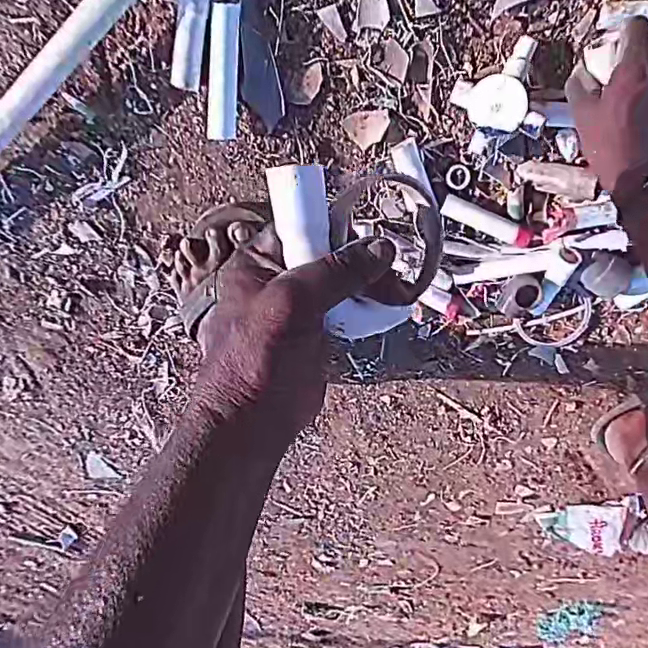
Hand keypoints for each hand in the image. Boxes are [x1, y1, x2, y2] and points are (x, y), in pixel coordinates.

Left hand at [193, 228, 395, 438]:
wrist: (253, 422)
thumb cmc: (251, 363)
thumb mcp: (291, 302)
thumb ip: (335, 271)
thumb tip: (378, 249)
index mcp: (260, 261)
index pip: (303, 224)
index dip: (336, 226)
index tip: (368, 234)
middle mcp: (282, 278)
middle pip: (332, 252)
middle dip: (363, 260)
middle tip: (389, 271)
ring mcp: (304, 305)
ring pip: (347, 280)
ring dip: (373, 284)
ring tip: (395, 293)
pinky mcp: (323, 328)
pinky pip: (352, 307)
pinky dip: (371, 307)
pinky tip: (388, 308)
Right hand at [566, 16, 647, 196]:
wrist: (642, 180)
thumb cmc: (612, 148)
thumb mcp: (583, 115)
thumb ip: (579, 85)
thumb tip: (580, 74)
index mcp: (635, 67)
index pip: (637, 26)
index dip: (621, 32)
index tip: (609, 46)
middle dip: (629, 52)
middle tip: (610, 71)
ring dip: (640, 72)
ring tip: (620, 93)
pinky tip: (634, 111)